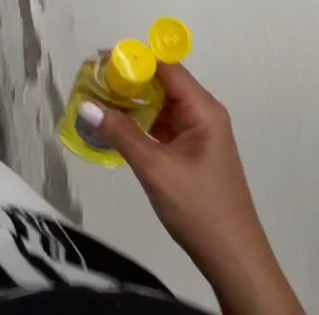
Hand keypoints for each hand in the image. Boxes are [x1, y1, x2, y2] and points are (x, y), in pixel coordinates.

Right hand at [82, 63, 262, 270]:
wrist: (233, 259)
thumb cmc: (199, 208)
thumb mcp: (155, 169)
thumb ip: (120, 133)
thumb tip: (85, 105)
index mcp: (203, 109)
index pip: (166, 67)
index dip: (133, 59)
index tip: (99, 61)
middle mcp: (203, 114)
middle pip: (162, 82)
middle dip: (127, 79)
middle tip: (90, 80)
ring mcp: (198, 134)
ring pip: (160, 104)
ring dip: (131, 101)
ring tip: (95, 99)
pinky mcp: (191, 151)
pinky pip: (162, 125)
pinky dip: (139, 121)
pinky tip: (114, 126)